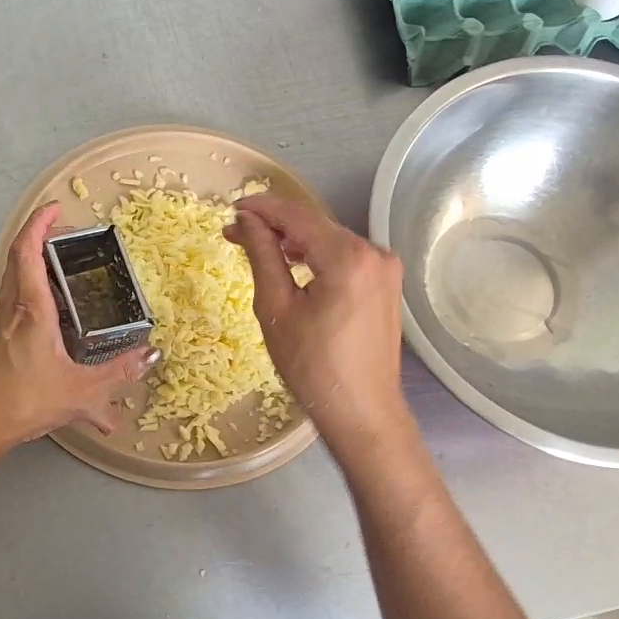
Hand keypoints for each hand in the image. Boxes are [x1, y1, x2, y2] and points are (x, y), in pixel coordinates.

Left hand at [0, 203, 160, 454]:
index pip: (27, 251)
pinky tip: (50, 319)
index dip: (39, 223)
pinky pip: (11, 304)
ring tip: (62, 272)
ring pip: (12, 281)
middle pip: (17, 259)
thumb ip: (118, 373)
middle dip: (40, 239)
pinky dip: (29, 295)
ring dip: (33, 266)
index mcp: (29, 310)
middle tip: (67, 236)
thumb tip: (149, 356)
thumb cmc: (22, 402)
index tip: (55, 208)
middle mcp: (9, 310)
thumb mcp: (81, 392)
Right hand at [224, 193, 411, 449]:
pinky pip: (345, 257)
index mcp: (348, 257)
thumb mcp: (276, 309)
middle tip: (236, 233)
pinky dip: (317, 255)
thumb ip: (263, 256)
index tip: (232, 209)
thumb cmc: (312, 366)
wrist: (361, 410)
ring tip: (259, 248)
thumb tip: (247, 223)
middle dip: (275, 226)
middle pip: (316, 225)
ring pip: (330, 240)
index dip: (262, 209)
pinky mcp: (386, 284)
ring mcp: (385, 268)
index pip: (297, 217)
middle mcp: (374, 253)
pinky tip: (294, 264)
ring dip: (295, 240)